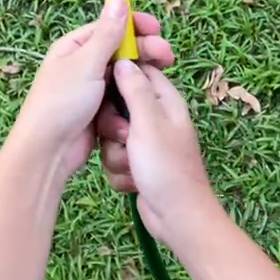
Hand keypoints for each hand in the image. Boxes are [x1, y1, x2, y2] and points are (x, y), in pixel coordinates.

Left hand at [6, 0, 173, 184]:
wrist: (48, 152)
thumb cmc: (62, 102)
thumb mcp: (86, 63)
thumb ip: (107, 33)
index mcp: (74, 46)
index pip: (108, 26)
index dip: (134, 25)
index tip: (157, 28)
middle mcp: (82, 64)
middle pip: (120, 50)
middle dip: (144, 50)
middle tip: (167, 55)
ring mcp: (90, 88)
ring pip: (123, 75)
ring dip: (140, 75)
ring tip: (162, 75)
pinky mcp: (98, 110)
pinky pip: (121, 98)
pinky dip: (132, 97)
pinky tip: (146, 100)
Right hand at [96, 61, 222, 247]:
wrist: (178, 218)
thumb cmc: (166, 167)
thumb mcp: (148, 123)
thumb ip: (134, 90)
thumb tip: (123, 61)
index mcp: (164, 100)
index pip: (137, 71)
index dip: (118, 75)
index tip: (101, 86)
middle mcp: (155, 118)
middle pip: (117, 106)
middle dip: (112, 127)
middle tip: (124, 138)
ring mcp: (145, 143)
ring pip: (111, 136)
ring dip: (115, 154)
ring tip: (132, 165)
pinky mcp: (137, 165)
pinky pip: (114, 159)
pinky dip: (120, 172)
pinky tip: (133, 182)